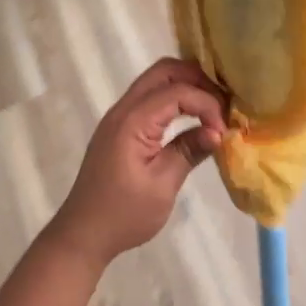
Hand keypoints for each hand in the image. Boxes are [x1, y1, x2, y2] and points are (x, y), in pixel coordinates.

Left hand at [47, 59, 227, 267]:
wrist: (84, 233)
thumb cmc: (124, 214)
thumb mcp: (162, 186)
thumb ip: (189, 152)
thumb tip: (218, 132)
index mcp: (132, 121)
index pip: (177, 91)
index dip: (206, 103)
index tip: (222, 130)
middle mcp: (123, 110)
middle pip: (163, 71)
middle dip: (197, 80)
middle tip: (221, 105)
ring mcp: (118, 117)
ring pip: (155, 81)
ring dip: (185, 87)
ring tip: (211, 110)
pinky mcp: (119, 128)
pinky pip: (148, 98)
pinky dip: (172, 99)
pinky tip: (191, 118)